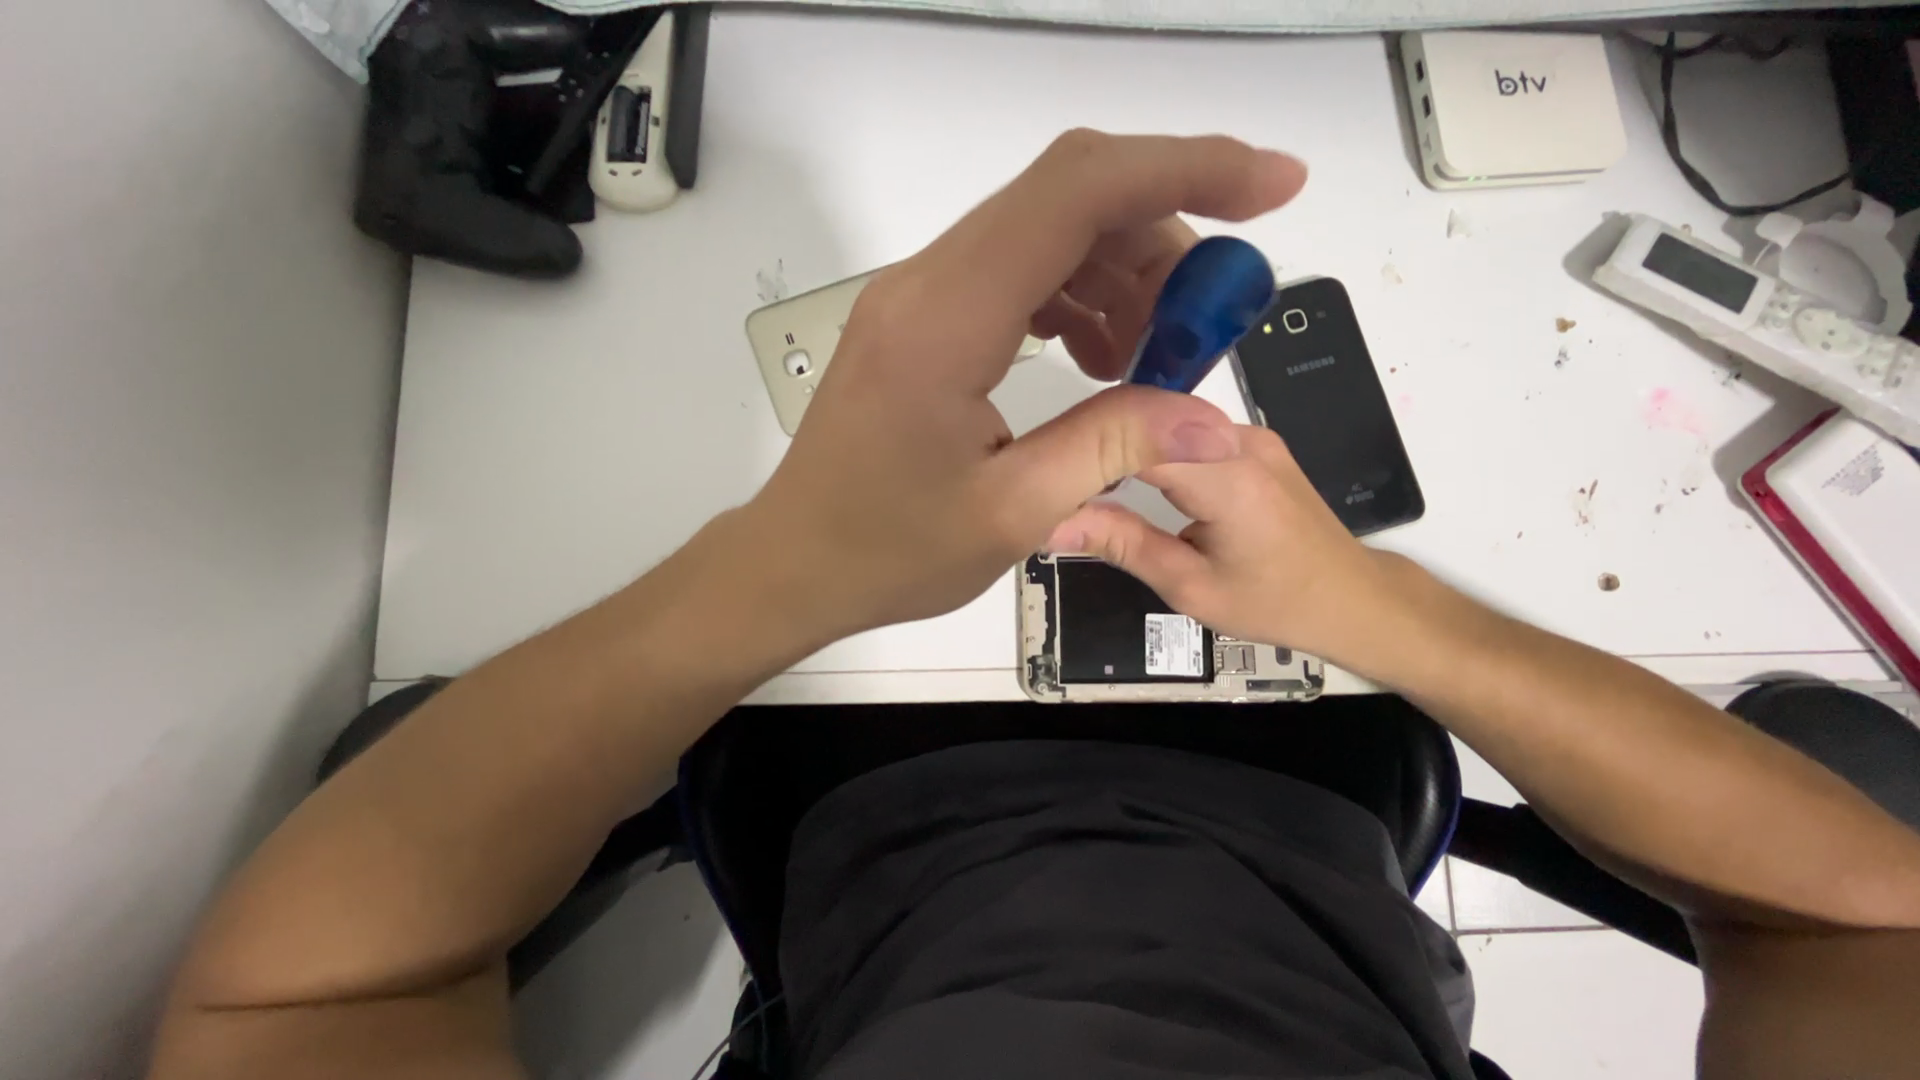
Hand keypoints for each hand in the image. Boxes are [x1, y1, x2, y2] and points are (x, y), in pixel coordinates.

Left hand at [743, 130, 1307, 637]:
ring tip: (1153, 351)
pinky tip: (1098, 355)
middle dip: (1160, 235)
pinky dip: (1074, 294)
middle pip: (1067, 197)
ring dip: (1119, 269)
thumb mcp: (1013, 511)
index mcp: (947, 321)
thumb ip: (1113, 444)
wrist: (797, 559)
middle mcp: (928, 282)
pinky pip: (1015, 269)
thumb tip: (1213, 420)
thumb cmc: (888, 550)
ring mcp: (918, 293)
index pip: (1077, 193)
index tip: (1275, 186)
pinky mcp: (920, 316)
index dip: (1187, 169)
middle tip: (1205, 316)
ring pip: (1045, 230)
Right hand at [1045, 424, 1407, 662]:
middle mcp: (1242, 440)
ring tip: (1089, 478)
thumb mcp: (1189, 587)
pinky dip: (1158, 447)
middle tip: (1062, 478)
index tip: (1050, 475)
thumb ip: (1122, 545)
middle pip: (1152, 421)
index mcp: (1227, 478)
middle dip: (1103, 443)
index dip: (1086, 450)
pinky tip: (1134, 473)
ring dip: (1129, 443)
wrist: (1352, 599)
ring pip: (1170, 422)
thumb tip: (1055, 523)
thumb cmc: (1274, 603)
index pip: (1137, 438)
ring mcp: (1254, 436)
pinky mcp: (1257, 442)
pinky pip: (1192, 430)